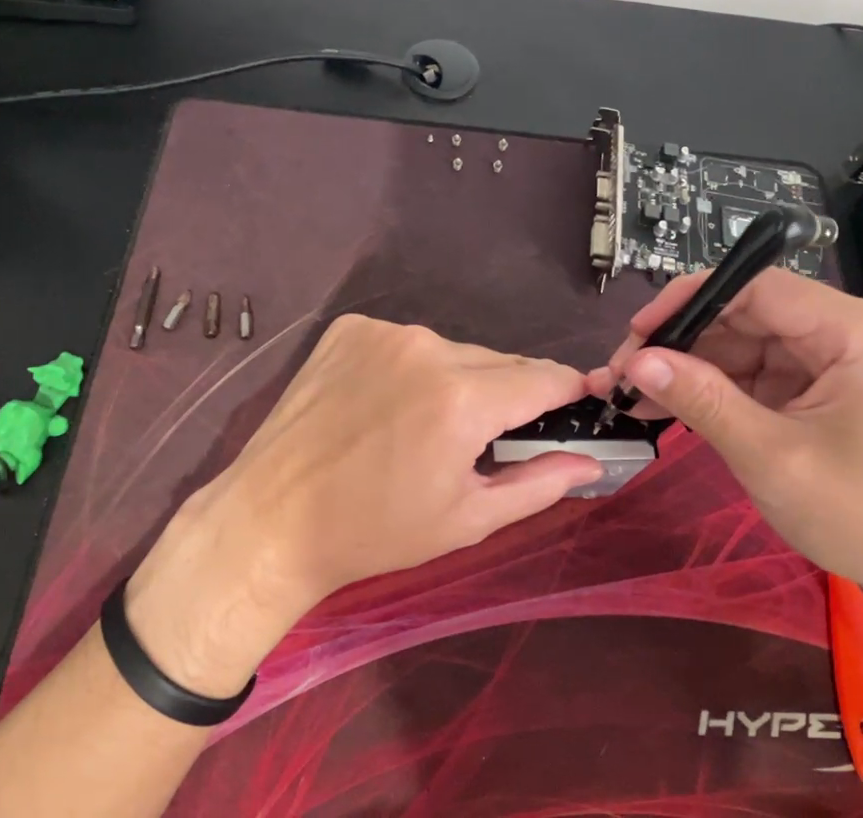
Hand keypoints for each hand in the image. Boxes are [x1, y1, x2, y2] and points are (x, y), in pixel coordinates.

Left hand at [127, 315, 600, 696]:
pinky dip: (411, 369)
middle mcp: (427, 349)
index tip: (574, 410)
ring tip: (427, 426)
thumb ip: (540, 484)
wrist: (270, 520)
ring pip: (453, 351)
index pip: (545, 377)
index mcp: (462, 399)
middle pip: (500, 362)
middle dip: (508, 395)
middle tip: (486, 440)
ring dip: (459, 380)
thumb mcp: (467, 519)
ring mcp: (383, 334)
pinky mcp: (348, 330)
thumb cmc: (374, 532)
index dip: (567, 395)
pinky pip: (406, 343)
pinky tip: (387, 405)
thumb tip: (592, 463)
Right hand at [588, 269, 862, 618]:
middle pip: (745, 313)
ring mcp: (827, 360)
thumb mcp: (772, 457)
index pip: (759, 288)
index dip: (691, 300)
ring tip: (627, 391)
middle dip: (681, 340)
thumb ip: (703, 401)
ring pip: (739, 343)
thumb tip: (636, 362)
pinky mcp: (812, 387)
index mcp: (857, 333)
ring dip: (686, 367)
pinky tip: (659, 403)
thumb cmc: (859, 517)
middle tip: (622, 371)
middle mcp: (845, 332)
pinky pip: (749, 372)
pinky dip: (706, 388)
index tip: (636, 332)